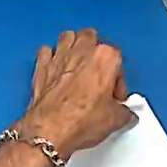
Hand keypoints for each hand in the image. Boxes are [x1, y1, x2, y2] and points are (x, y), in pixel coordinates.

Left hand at [14, 29, 133, 154]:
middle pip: (92, 38)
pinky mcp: (42, 66)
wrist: (50, 129)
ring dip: (74, 46)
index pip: (118, 59)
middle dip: (96, 52)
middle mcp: (82, 51)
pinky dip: (50, 57)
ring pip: (68, 37)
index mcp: (105, 58)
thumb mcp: (114, 120)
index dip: (118, 80)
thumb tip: (124, 115)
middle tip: (98, 72)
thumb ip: (123, 112)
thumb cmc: (81, 119)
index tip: (115, 96)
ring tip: (78, 64)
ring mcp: (60, 56)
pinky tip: (55, 68)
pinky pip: (46, 51)